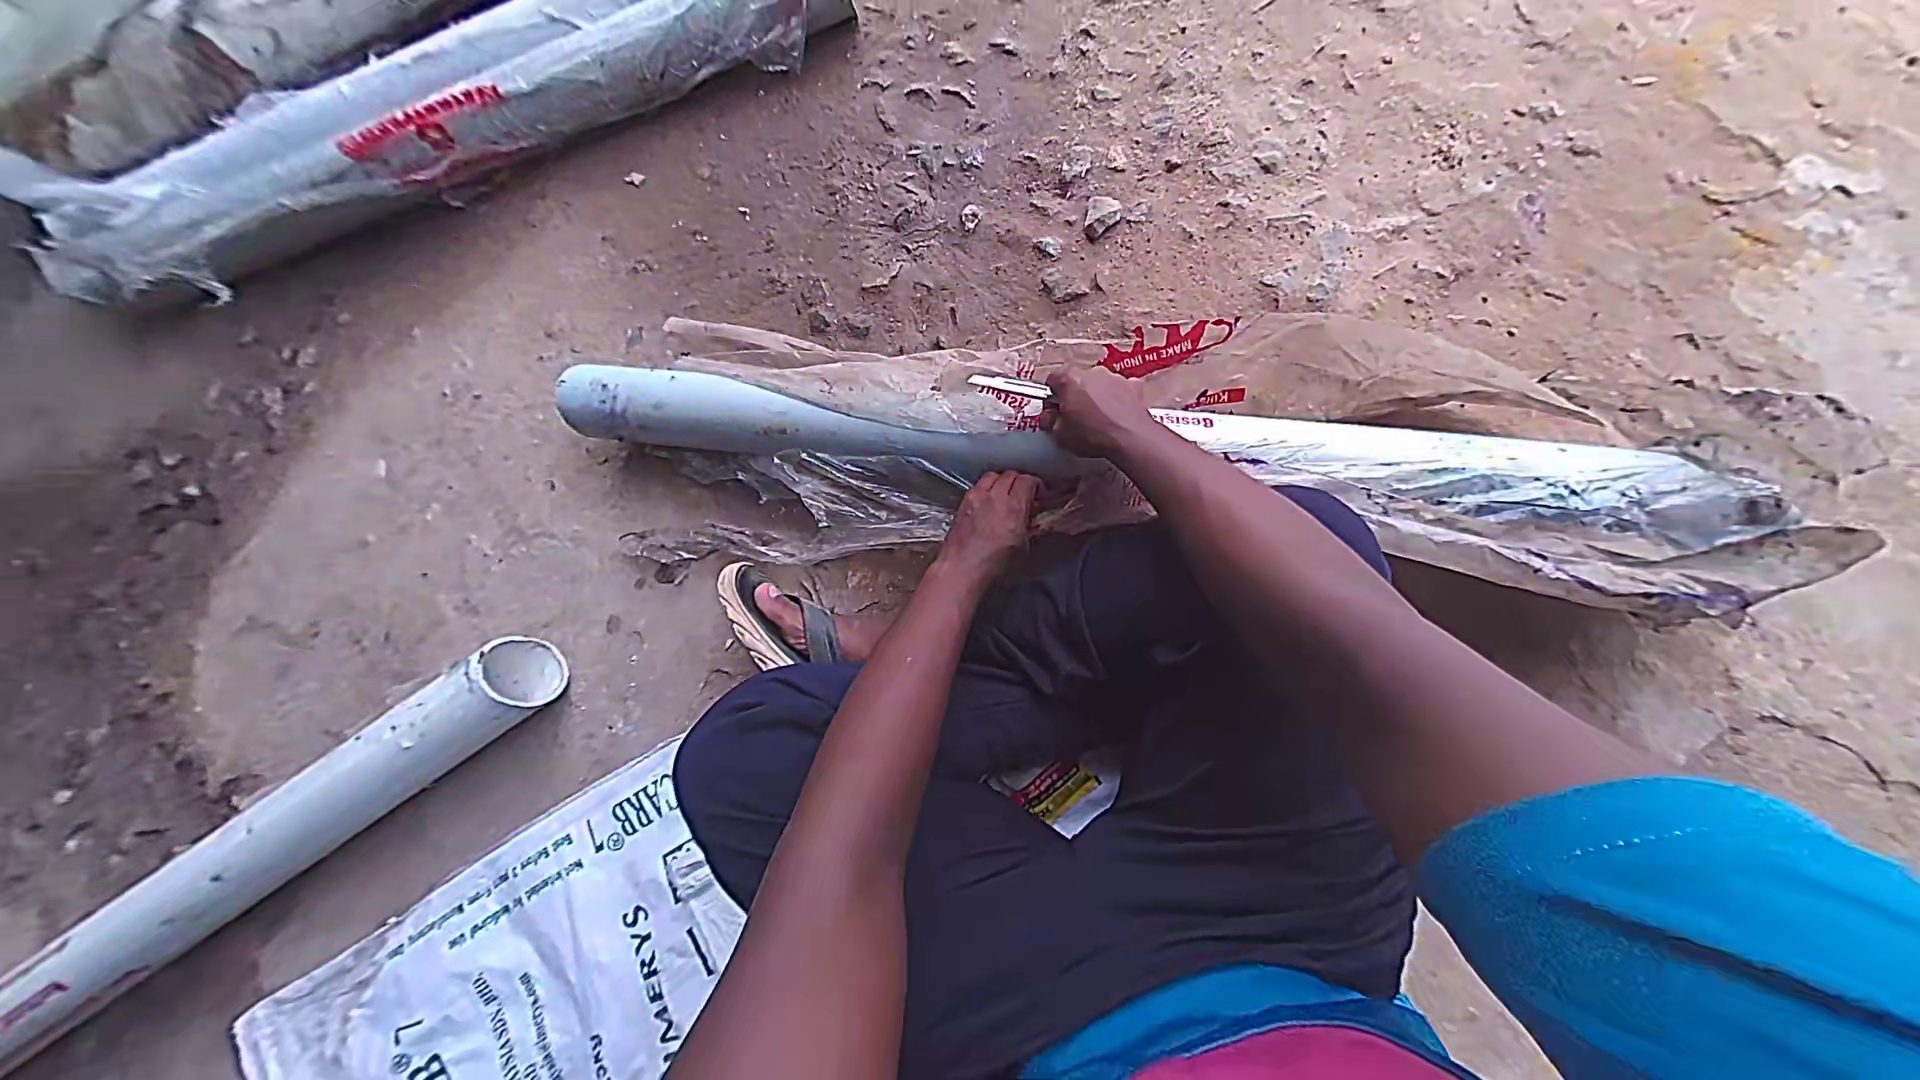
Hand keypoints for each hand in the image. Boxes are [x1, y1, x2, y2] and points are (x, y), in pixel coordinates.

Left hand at [939, 471, 1039, 577]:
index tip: (1039, 495)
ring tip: (1005, 495)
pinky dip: (986, 489)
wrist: (962, 568)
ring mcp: (976, 498)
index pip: (1028, 481)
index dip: (1037, 485)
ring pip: (993, 476)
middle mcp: (994, 498)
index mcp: (1014, 507)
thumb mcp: (1022, 547)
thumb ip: (1029, 528)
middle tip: (1025, 495)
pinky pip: (977, 486)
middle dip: (1020, 482)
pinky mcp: (963, 503)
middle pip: (1011, 475)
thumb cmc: (991, 563)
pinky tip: (988, 502)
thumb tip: (1032, 522)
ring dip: (1002, 482)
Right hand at [1037, 366, 1160, 458]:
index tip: (1054, 410)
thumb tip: (1049, 416)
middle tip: (1075, 417)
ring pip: (1100, 384)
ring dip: (1097, 397)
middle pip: (1077, 380)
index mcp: (1070, 380)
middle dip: (1075, 396)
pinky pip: (1121, 390)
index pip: (1053, 379)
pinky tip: (1118, 416)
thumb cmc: (1093, 435)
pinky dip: (1118, 399)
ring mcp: (1116, 377)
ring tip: (1099, 420)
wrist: (1131, 439)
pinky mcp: (1135, 386)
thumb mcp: (1060, 434)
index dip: (1051, 396)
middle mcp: (1093, 372)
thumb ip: (1050, 420)